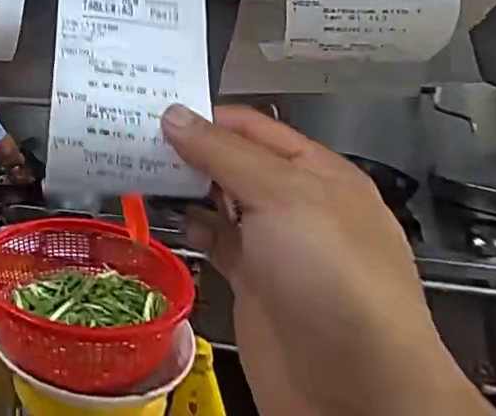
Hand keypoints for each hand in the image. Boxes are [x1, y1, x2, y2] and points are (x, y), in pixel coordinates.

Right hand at [161, 104, 493, 415]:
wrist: (359, 396)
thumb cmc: (332, 277)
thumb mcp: (282, 197)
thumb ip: (223, 152)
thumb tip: (173, 114)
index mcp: (317, 172)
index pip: (253, 127)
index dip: (207, 116)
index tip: (157, 108)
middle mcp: (297, 204)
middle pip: (234, 161)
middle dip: (191, 148)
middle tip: (137, 135)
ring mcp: (275, 247)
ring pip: (221, 200)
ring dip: (186, 185)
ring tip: (140, 168)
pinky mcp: (255, 284)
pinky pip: (217, 240)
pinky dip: (192, 226)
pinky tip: (169, 217)